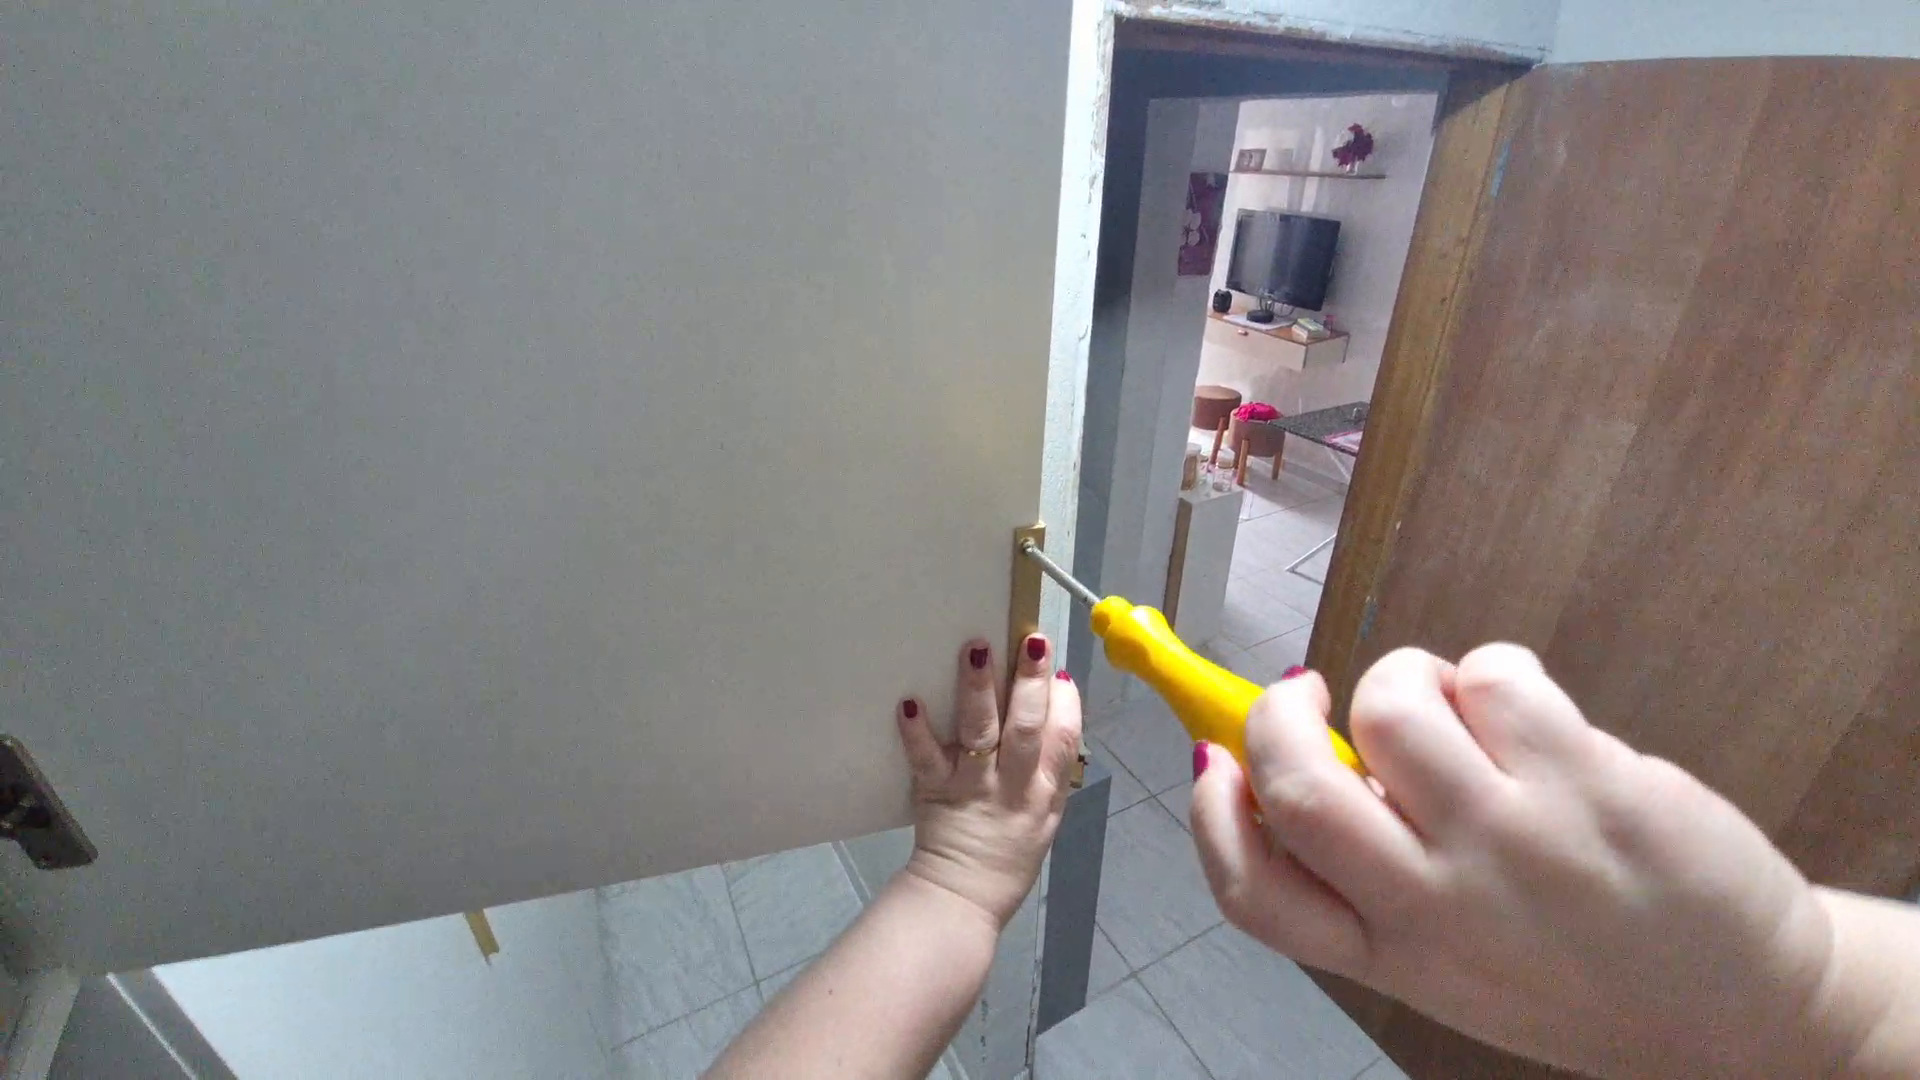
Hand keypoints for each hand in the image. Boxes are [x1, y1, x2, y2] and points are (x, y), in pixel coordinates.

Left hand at [895, 634, 1081, 927]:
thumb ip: (1052, 768)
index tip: (1059, 668)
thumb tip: (1058, 705)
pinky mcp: (934, 792)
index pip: (1064, 739)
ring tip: (977, 650)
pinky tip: (910, 702)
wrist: (963, 900)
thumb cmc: (1010, 855)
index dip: (1065, 702)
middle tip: (1033, 640)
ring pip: (980, 732)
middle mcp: (1014, 786)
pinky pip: (925, 758)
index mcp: (1045, 792)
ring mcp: (973, 787)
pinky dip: (917, 730)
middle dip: (1031, 681)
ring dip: (979, 689)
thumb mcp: (1047, 816)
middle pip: (1026, 727)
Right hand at [1190, 644, 1849, 1078]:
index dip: (1210, 814)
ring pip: (1394, 705)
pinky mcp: (1591, 784)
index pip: (1252, 892)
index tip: (1214, 761)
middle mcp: (1438, 907)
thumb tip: (1276, 753)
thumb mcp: (1434, 953)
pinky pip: (1488, 673)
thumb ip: (1352, 871)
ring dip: (1402, 678)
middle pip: (1301, 787)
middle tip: (1301, 690)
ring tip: (1443, 701)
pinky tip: (1524, 713)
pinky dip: (1487, 670)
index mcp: (1389, 953)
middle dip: (1276, 712)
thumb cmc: (1562, 970)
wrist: (1757, 1020)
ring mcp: (1517, 843)